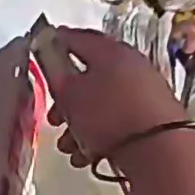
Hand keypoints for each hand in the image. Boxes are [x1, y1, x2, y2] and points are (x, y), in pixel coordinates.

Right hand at [32, 26, 185, 167]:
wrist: (158, 149)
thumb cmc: (106, 115)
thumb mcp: (70, 93)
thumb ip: (54, 70)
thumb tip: (47, 47)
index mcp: (109, 52)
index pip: (76, 38)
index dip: (54, 43)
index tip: (37, 52)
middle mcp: (128, 66)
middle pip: (86, 77)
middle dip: (64, 101)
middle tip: (53, 118)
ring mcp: (141, 92)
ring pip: (97, 104)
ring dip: (77, 125)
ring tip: (68, 147)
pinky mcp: (148, 118)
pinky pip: (113, 121)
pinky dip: (96, 136)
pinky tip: (87, 156)